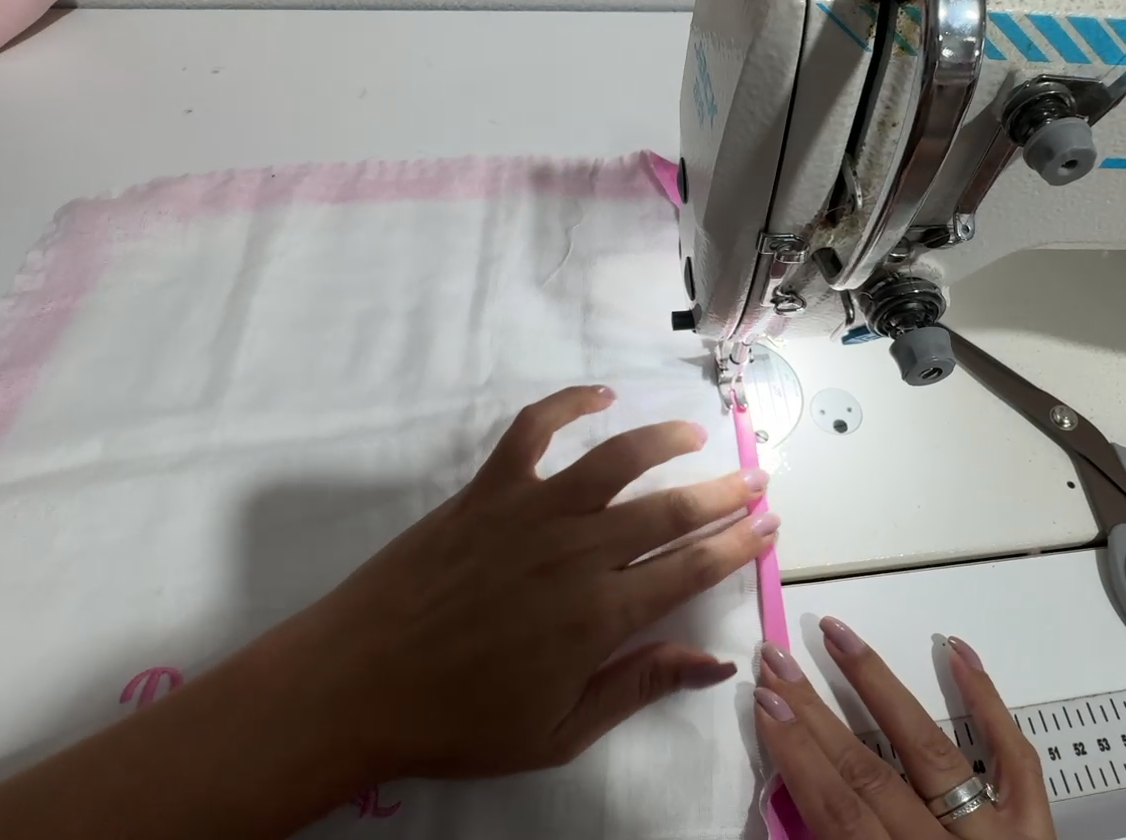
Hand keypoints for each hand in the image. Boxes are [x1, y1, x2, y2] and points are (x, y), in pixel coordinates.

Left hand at [257, 384, 776, 786]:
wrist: (355, 683)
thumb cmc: (458, 719)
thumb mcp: (559, 730)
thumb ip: (640, 686)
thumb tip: (719, 663)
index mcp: (599, 615)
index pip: (692, 569)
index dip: (739, 544)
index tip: (770, 525)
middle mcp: (578, 551)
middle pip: (670, 511)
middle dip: (724, 493)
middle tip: (757, 478)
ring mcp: (532, 511)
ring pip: (617, 460)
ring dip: (665, 441)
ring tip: (696, 435)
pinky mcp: (489, 488)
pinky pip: (534, 430)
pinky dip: (568, 403)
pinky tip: (599, 395)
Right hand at [754, 619, 1054, 839]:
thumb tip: (793, 807)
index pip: (840, 813)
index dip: (798, 754)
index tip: (765, 700)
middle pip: (871, 774)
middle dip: (817, 713)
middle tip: (778, 658)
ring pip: (930, 749)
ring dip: (878, 685)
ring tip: (838, 634)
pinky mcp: (1037, 828)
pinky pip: (1012, 755)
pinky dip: (985, 700)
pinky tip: (954, 649)